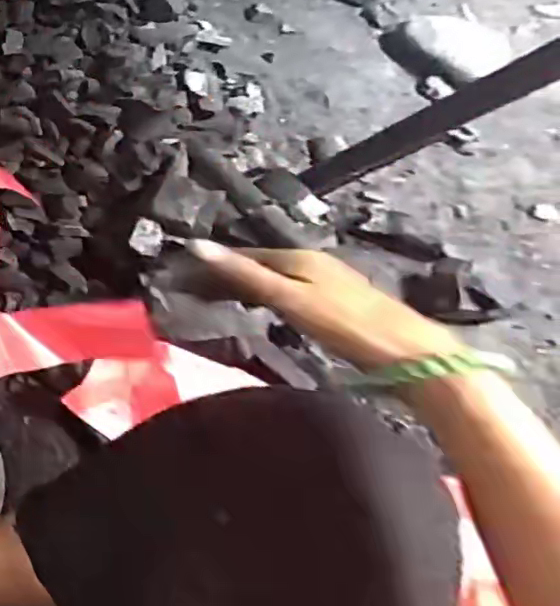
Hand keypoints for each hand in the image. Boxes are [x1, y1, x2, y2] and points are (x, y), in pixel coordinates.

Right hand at [187, 240, 467, 370]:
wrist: (421, 362)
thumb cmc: (347, 325)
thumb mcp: (287, 298)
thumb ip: (241, 272)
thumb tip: (192, 243)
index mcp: (298, 256)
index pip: (241, 253)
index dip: (212, 264)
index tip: (184, 279)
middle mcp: (315, 262)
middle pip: (260, 264)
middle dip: (230, 275)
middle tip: (199, 293)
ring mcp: (334, 282)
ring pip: (277, 278)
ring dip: (251, 287)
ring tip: (225, 302)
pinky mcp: (344, 303)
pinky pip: (293, 292)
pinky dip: (272, 297)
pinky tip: (267, 311)